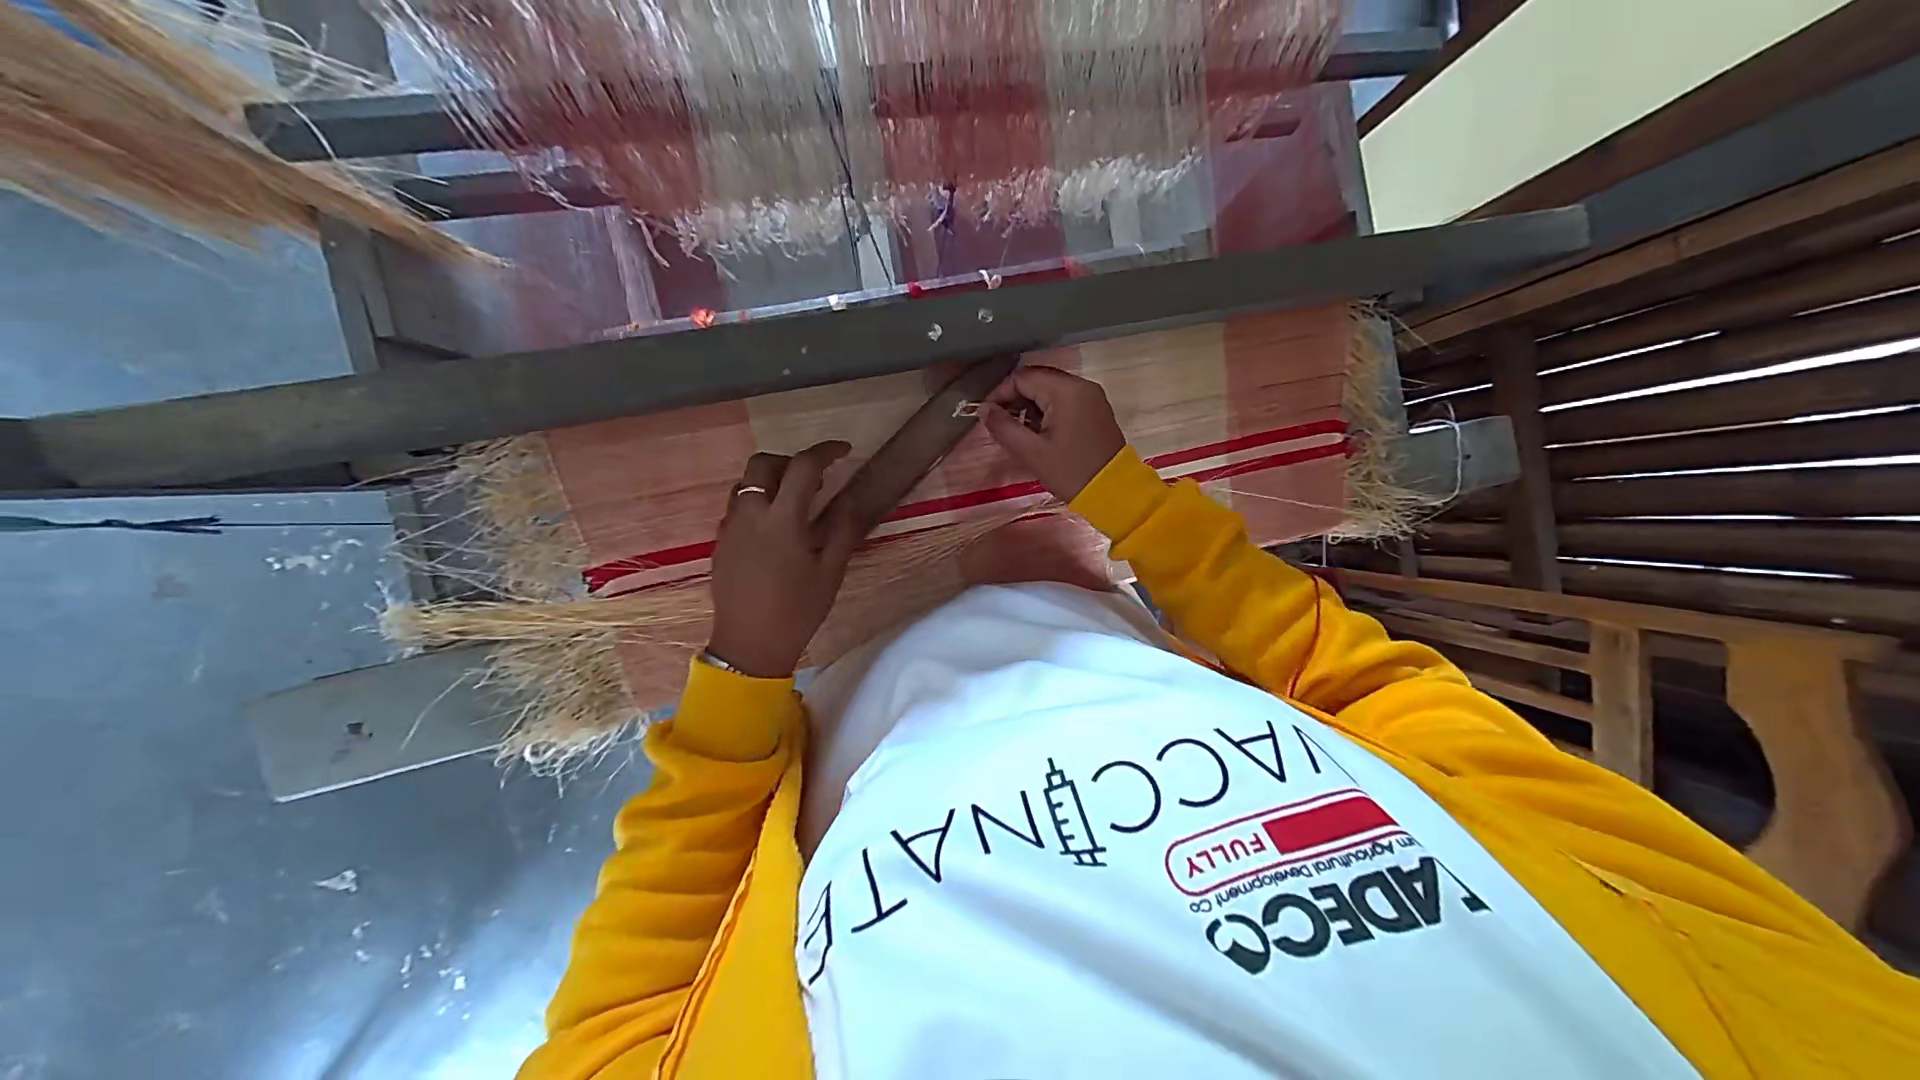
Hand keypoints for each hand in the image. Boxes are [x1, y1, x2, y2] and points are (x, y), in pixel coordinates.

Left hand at [706, 441, 861, 678]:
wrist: (749, 645)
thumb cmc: (797, 610)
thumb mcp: (830, 572)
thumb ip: (843, 530)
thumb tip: (852, 500)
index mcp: (782, 519)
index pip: (804, 467)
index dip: (826, 451)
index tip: (843, 451)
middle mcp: (751, 514)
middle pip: (763, 463)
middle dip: (790, 460)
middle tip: (813, 478)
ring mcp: (730, 528)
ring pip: (745, 484)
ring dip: (770, 480)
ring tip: (793, 501)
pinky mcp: (720, 543)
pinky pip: (736, 508)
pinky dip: (756, 503)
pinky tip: (772, 529)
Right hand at [983, 366, 1126, 501]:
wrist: (1114, 492)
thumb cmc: (1071, 472)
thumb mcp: (1031, 452)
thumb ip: (1003, 427)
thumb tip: (984, 409)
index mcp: (1066, 390)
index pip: (1022, 377)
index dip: (1000, 393)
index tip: (987, 415)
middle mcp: (1081, 385)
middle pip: (1037, 379)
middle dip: (1014, 399)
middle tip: (1000, 424)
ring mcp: (1091, 396)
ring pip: (1050, 389)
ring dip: (1030, 406)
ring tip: (1019, 432)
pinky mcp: (1095, 409)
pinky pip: (1064, 400)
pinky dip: (1047, 411)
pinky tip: (1039, 433)